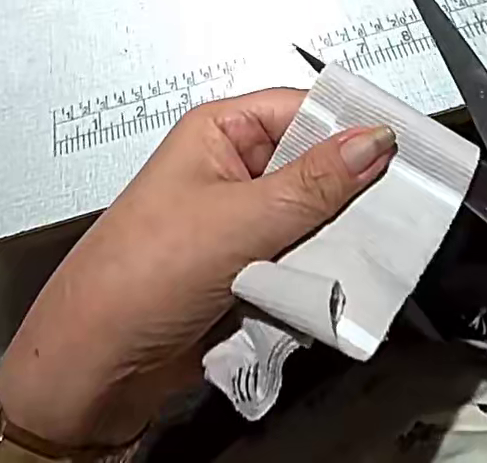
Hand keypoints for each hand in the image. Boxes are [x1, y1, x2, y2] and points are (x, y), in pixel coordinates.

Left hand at [0, 89, 396, 447]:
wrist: (88, 377)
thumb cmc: (130, 278)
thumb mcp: (238, 220)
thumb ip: (314, 183)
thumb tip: (371, 142)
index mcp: (221, 129)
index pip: (305, 108)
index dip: (352, 123)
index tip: (398, 142)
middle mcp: (234, 165)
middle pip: (316, 159)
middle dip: (347, 184)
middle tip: (391, 199)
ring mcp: (243, 214)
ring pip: (315, 208)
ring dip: (334, 230)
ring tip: (356, 244)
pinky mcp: (250, 259)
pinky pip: (304, 248)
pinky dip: (320, 263)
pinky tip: (328, 276)